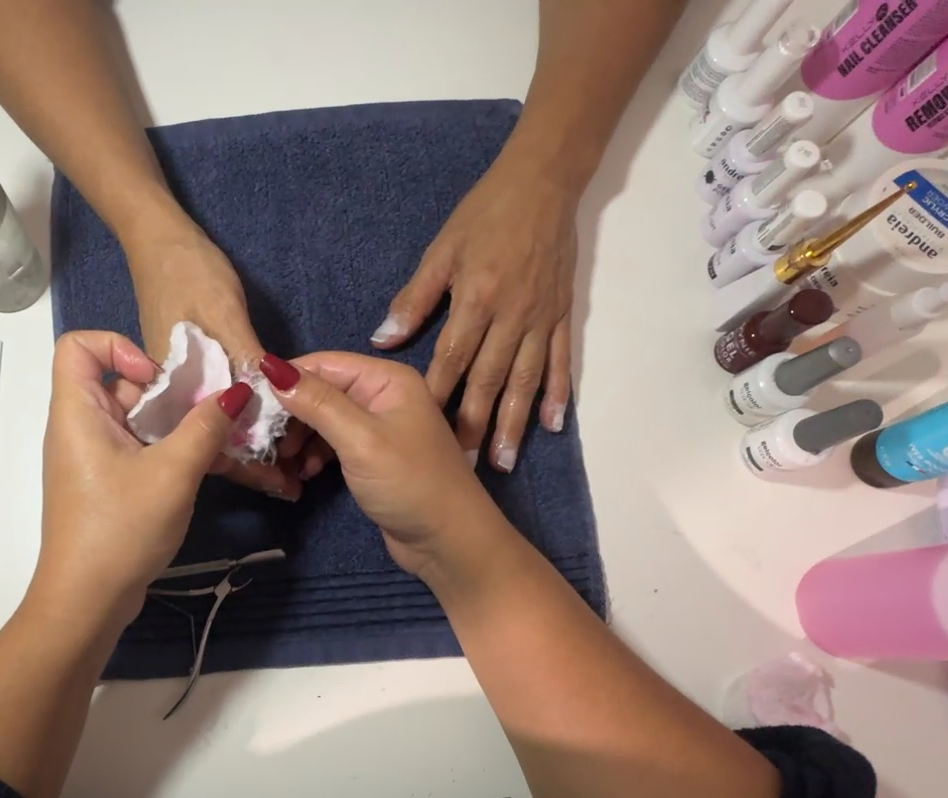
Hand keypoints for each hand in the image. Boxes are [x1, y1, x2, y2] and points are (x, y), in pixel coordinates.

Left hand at [34, 331, 252, 626]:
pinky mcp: (107, 485)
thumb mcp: (172, 473)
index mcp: (77, 412)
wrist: (87, 600)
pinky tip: (207, 466)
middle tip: (204, 414)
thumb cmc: (121, 528)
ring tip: (215, 443)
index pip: (79, 346)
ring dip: (176, 426)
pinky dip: (169, 451)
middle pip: (118, 383)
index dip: (119, 347)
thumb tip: (238, 391)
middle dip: (166, 393)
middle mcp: (79, 428)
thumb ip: (206, 427)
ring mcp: (92, 459)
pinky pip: (138, 450)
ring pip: (136, 420)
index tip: (157, 381)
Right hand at [122, 218, 310, 498]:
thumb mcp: (224, 315)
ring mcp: (186, 385)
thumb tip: (268, 405)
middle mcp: (179, 396)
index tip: (283, 486)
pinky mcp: (194, 373)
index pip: (214, 443)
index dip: (250, 467)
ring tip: (295, 466)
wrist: (154, 237)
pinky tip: (277, 429)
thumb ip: (245, 360)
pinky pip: (222, 409)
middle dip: (257, 466)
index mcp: (178, 390)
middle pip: (220, 443)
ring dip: (256, 446)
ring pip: (223, 429)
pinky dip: (249, 421)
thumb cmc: (188, 275)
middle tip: (295, 485)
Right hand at [258, 352, 512, 580]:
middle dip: (289, 414)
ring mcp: (377, 428)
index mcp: (386, 379)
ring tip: (283, 463)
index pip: (323, 364)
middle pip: (320, 391)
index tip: (249, 402)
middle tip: (264, 442)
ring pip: (322, 421)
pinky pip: (332, 445)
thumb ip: (317, 403)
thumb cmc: (410, 484)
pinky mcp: (371, 457)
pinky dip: (313, 456)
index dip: (284, 379)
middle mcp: (381, 395)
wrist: (449, 542)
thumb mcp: (360, 439)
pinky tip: (304, 474)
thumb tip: (270, 367)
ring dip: (298, 439)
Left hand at [372, 151, 579, 473]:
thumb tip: (383, 340)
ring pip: (526, 379)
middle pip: (490, 379)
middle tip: (466, 465)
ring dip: (516, 423)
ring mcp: (541, 318)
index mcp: (476, 300)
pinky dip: (559, 393)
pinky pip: (561, 360)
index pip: (453, 358)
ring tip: (505, 460)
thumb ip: (414, 299)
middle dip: (476, 425)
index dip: (437, 396)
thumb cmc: (484, 215)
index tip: (423, 432)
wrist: (545, 182)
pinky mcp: (563, 315)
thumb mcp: (441, 250)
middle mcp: (511, 316)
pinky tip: (554, 425)